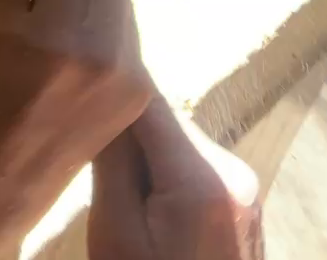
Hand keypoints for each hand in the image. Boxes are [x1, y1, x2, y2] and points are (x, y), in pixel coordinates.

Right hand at [89, 97, 262, 259]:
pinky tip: (152, 214)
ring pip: (177, 142)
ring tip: (124, 197)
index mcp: (204, 176)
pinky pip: (194, 167)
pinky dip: (167, 175)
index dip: (113, 92)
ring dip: (146, 156)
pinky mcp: (244, 207)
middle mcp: (236, 172)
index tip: (79, 96)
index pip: (149, 98)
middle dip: (128, 134)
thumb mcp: (115, 233)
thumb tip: (108, 95)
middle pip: (164, 121)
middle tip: (97, 166)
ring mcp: (246, 191)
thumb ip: (113, 158)